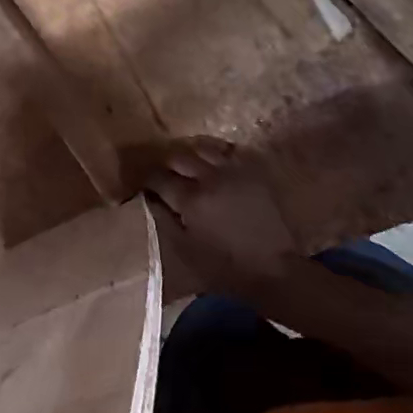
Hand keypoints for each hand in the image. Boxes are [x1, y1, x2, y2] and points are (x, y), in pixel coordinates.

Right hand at [144, 137, 300, 297]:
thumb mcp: (186, 252)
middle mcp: (210, 177)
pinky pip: (229, 148)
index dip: (145, 179)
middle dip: (165, 163)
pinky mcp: (253, 169)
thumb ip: (164, 223)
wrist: (273, 267)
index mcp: (191, 200)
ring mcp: (234, 169)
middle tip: (161, 172)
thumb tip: (149, 201)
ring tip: (185, 161)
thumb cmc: (226, 267)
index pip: (159, 179)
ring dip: (189, 151)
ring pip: (204, 146)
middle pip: (179, 156)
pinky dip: (215, 150)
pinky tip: (212, 159)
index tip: (140, 183)